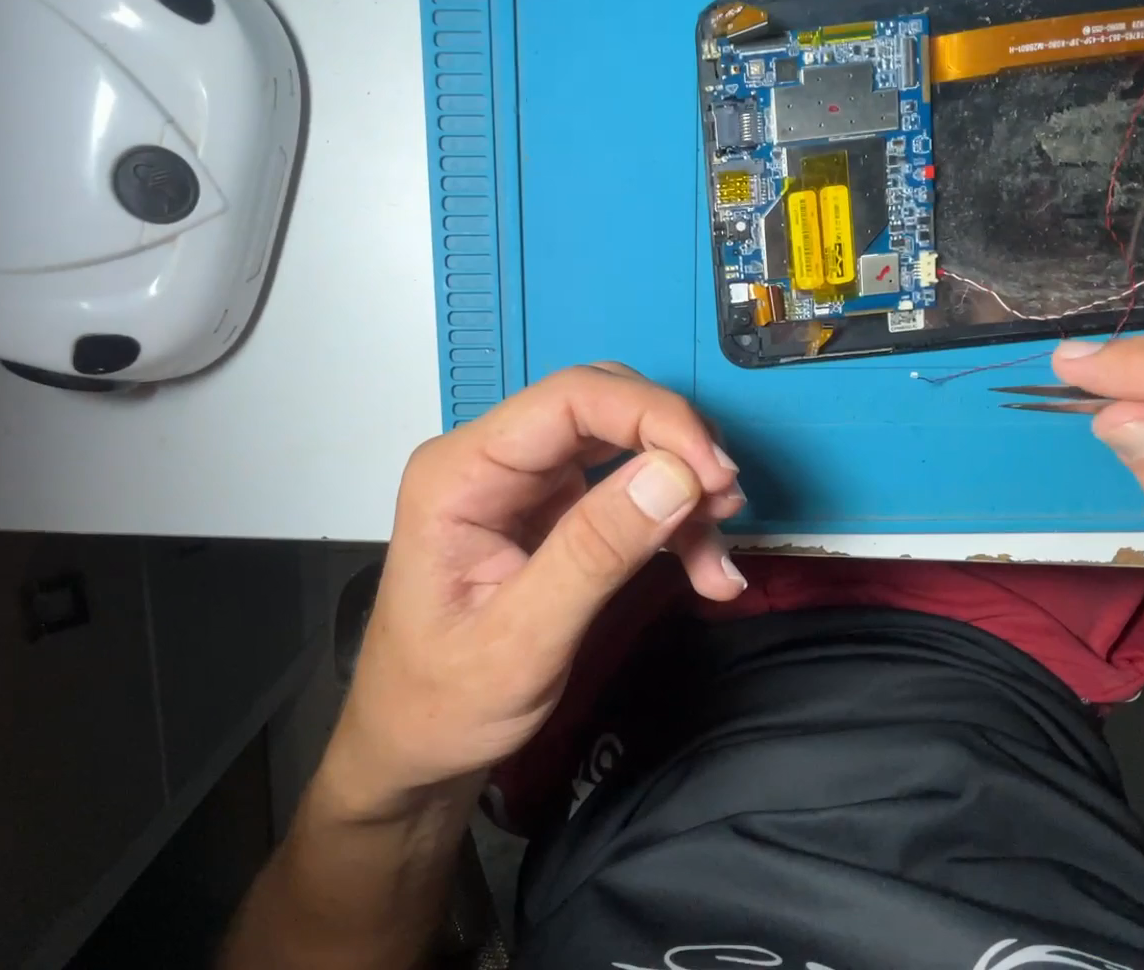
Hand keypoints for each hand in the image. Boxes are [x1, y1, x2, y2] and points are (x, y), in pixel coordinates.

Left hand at [325, 363, 745, 814]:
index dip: (653, 417)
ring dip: (682, 488)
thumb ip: (594, 554)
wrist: (417, 743)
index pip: (568, 400)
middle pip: (602, 408)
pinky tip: (705, 570)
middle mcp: (492, 460)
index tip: (716, 473)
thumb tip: (676, 475)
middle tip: (725, 504)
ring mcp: (524, 484)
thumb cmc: (446, 702)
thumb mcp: (522, 642)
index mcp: (461, 473)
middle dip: (674, 447)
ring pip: (624, 445)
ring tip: (718, 553)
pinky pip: (626, 490)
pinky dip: (672, 522)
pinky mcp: (551, 511)